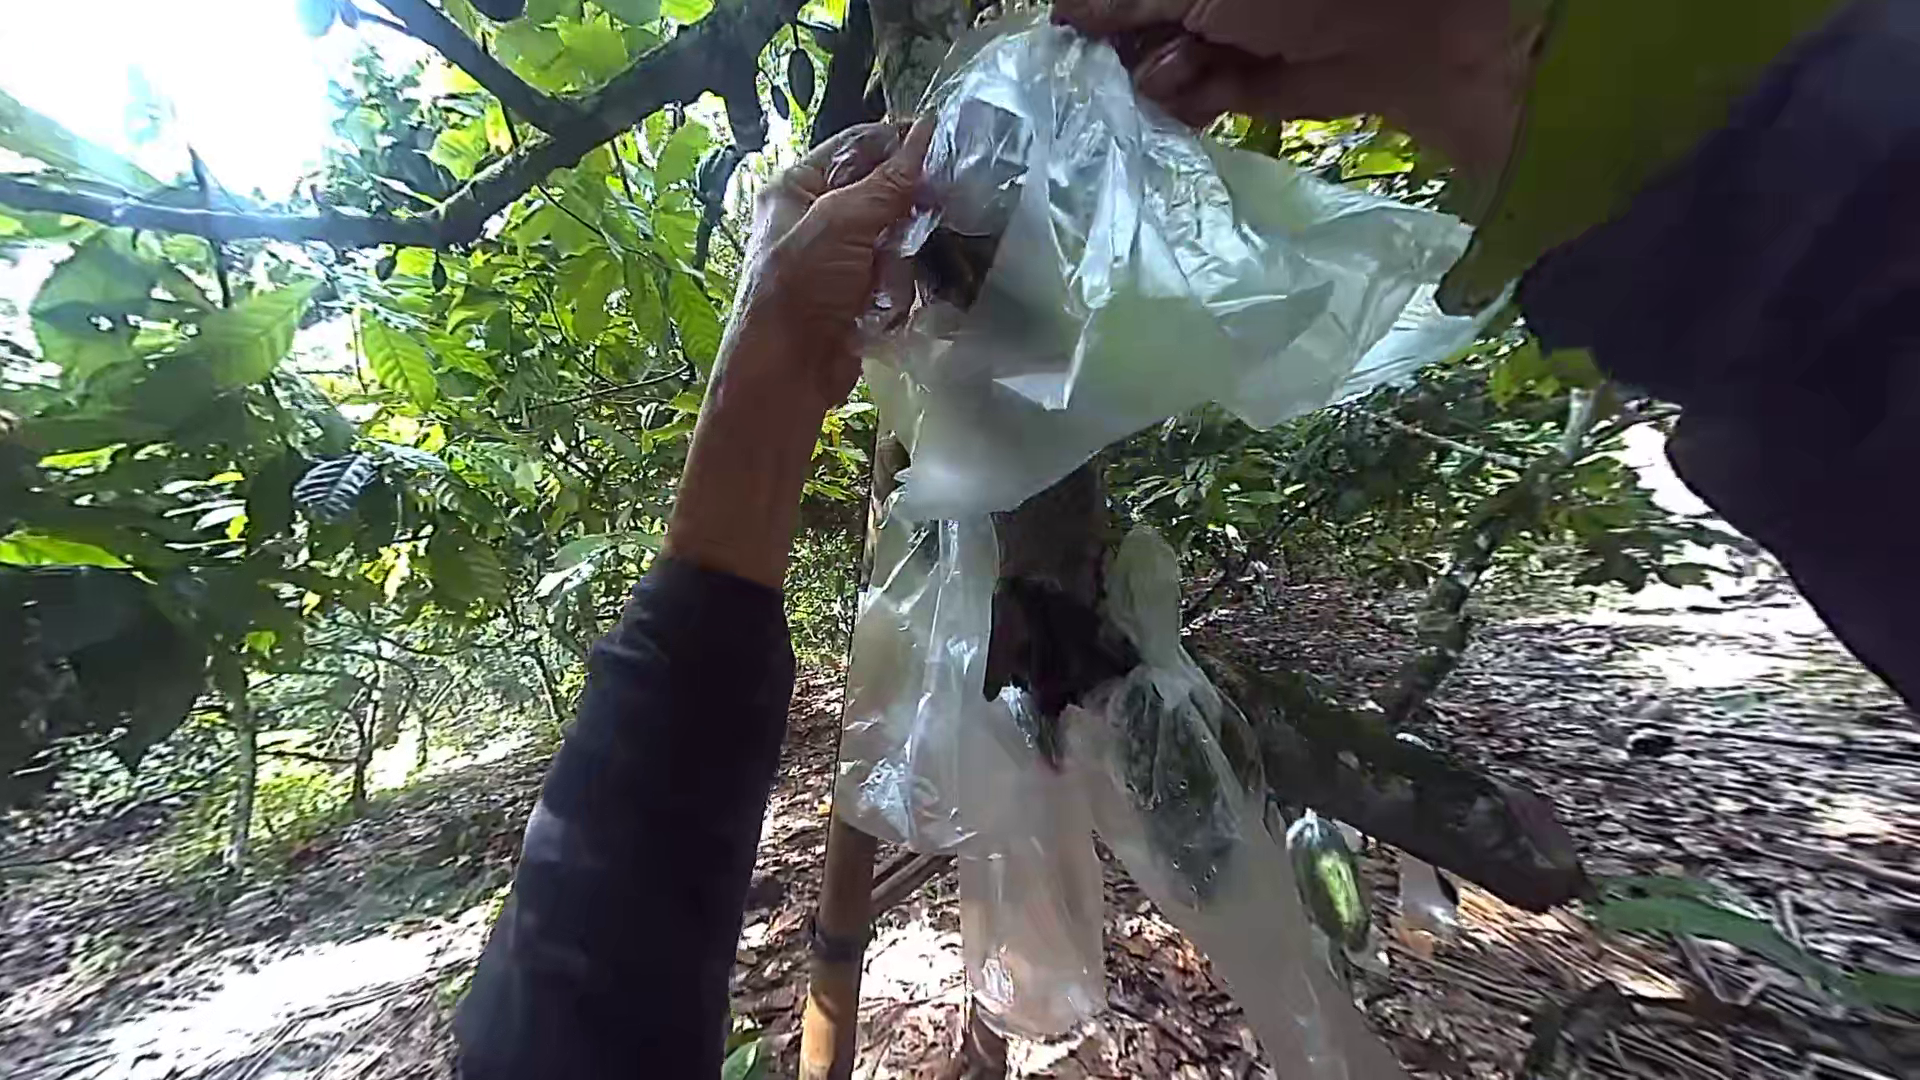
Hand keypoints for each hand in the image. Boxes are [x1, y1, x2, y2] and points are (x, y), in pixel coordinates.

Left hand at [666, 120, 931, 588]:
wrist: (788, 371)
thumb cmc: (800, 288)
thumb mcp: (841, 223)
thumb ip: (887, 184)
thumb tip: (928, 133)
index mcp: (799, 188)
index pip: (858, 148)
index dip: (899, 144)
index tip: (944, 143)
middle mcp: (819, 221)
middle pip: (881, 197)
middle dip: (903, 213)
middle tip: (931, 214)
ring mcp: (840, 263)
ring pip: (893, 242)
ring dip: (896, 262)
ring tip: (884, 282)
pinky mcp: (858, 298)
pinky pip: (893, 280)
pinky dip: (895, 291)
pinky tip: (885, 305)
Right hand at [1055, 0, 1535, 182]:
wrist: (1419, 28)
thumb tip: (1062, 10)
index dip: (1091, 12)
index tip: (1067, 39)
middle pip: (1135, 24)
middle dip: (1126, 46)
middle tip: (1134, 60)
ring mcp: (1227, 33)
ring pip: (1159, 66)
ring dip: (1163, 77)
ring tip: (1191, 72)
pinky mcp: (1246, 82)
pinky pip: (1194, 99)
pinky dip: (1191, 102)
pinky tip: (1205, 92)